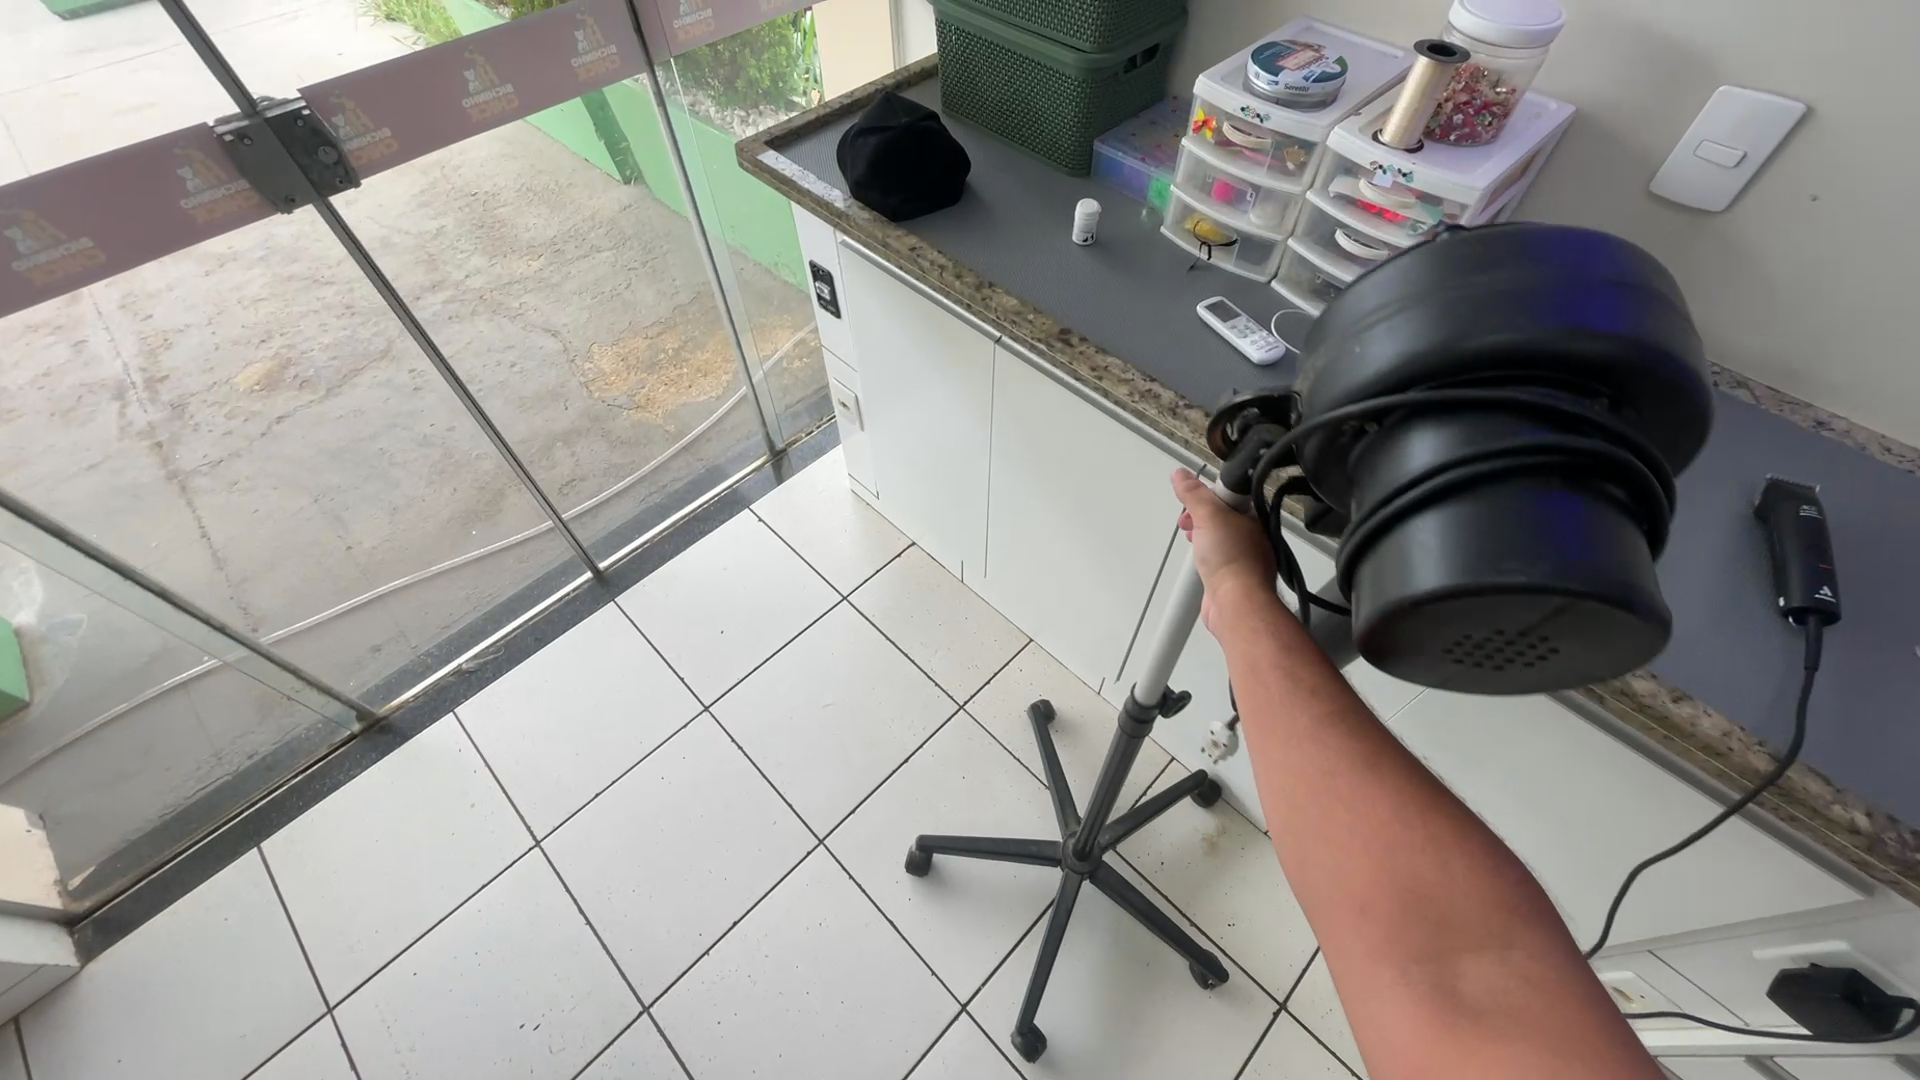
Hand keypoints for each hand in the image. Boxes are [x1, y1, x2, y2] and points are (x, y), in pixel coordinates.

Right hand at [1171, 468, 1276, 631]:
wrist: (1235, 602)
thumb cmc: (1232, 560)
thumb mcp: (1209, 515)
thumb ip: (1194, 493)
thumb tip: (1181, 475)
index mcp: (1252, 517)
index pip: (1226, 495)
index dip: (1205, 495)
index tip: (1191, 501)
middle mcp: (1250, 535)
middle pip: (1219, 516)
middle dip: (1198, 517)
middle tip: (1189, 523)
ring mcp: (1242, 556)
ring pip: (1216, 538)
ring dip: (1200, 537)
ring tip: (1193, 542)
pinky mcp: (1231, 575)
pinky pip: (1215, 558)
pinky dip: (1203, 557)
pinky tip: (1198, 562)